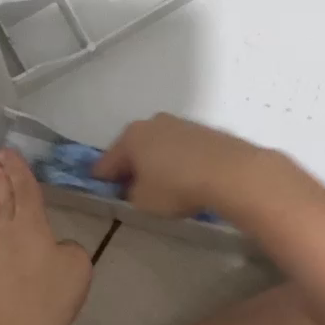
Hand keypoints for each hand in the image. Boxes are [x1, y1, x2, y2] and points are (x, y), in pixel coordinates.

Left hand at [0, 149, 92, 324]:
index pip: (24, 188)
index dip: (18, 167)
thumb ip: (70, 248)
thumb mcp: (78, 266)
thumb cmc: (49, 297)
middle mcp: (6, 234)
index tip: (7, 150)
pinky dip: (4, 230)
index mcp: (28, 224)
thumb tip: (56, 249)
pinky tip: (10, 236)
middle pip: (2, 198)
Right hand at [93, 114, 275, 216]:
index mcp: (131, 137)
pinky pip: (178, 148)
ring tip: (157, 183)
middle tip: (127, 187)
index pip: (107, 161)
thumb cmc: (175, 187)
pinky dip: (174, 160)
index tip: (98, 187)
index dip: (101, 178)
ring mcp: (179, 124)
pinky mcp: (202, 131)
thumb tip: (133, 187)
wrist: (227, 171)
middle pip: (133, 148)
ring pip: (157, 146)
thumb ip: (130, 193)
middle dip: (129, 166)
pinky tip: (180, 176)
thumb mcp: (142, 201)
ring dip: (153, 162)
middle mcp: (152, 123)